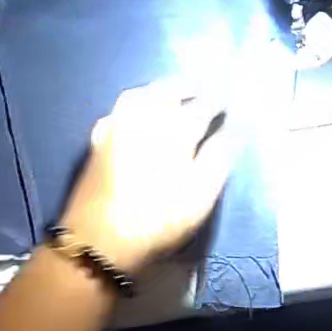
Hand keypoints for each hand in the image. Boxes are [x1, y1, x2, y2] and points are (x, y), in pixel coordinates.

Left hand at [58, 81, 236, 275]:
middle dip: (189, 88)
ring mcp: (117, 125)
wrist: (98, 242)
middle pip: (169, 90)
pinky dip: (138, 104)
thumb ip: (219, 157)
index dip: (219, 102)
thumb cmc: (157, 220)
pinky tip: (141, 114)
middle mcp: (144, 116)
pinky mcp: (99, 139)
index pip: (203, 104)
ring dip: (162, 90)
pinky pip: (122, 109)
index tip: (230, 103)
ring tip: (175, 96)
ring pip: (143, 94)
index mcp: (174, 128)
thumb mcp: (200, 195)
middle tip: (204, 90)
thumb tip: (234, 129)